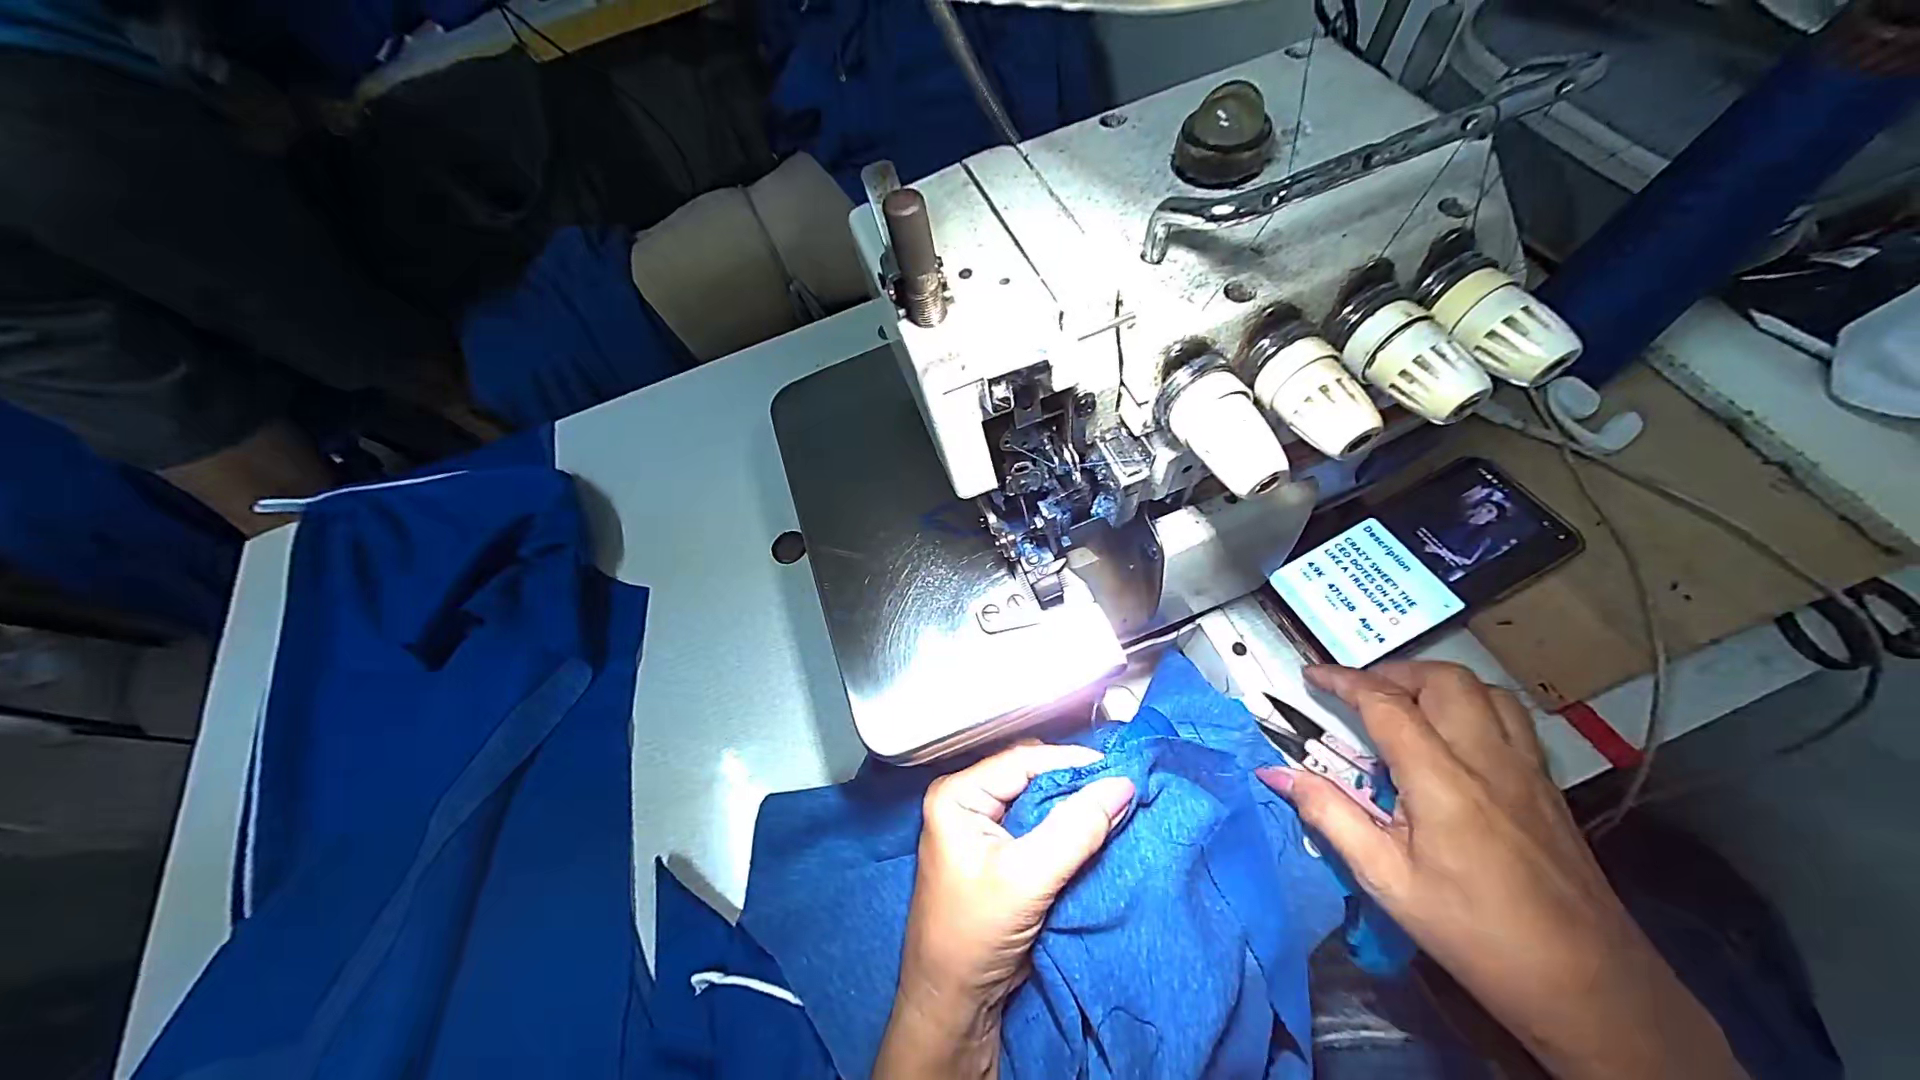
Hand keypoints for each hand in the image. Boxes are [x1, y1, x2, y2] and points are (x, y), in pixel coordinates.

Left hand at [874, 742, 1134, 1079]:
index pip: (1021, 761)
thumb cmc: (971, 937)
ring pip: (1039, 798)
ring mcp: (984, 825)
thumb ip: (1074, 830)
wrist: (954, 1001)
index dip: (1070, 761)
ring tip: (1113, 802)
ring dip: (1074, 803)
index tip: (1116, 767)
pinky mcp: (1002, 849)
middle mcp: (967, 801)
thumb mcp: (1025, 879)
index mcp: (957, 795)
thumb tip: (1120, 785)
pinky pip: (1042, 822)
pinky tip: (1096, 827)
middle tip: (1118, 786)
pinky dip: (1069, 825)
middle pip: (1031, 774)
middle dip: (1074, 780)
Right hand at [1259, 663, 1744, 1079]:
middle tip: (1359, 690)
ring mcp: (1527, 771)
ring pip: (1486, 691)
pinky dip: (1472, 704)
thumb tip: (1278, 774)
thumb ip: (1331, 816)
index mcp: (1442, 781)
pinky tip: (1453, 737)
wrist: (1590, 988)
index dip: (1344, 681)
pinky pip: (1512, 719)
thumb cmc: (1475, 933)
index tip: (1313, 674)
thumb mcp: (1387, 881)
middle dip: (1394, 671)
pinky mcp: (1549, 787)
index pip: (1387, 705)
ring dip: (1437, 682)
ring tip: (1404, 703)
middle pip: (1444, 680)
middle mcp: (1489, 761)